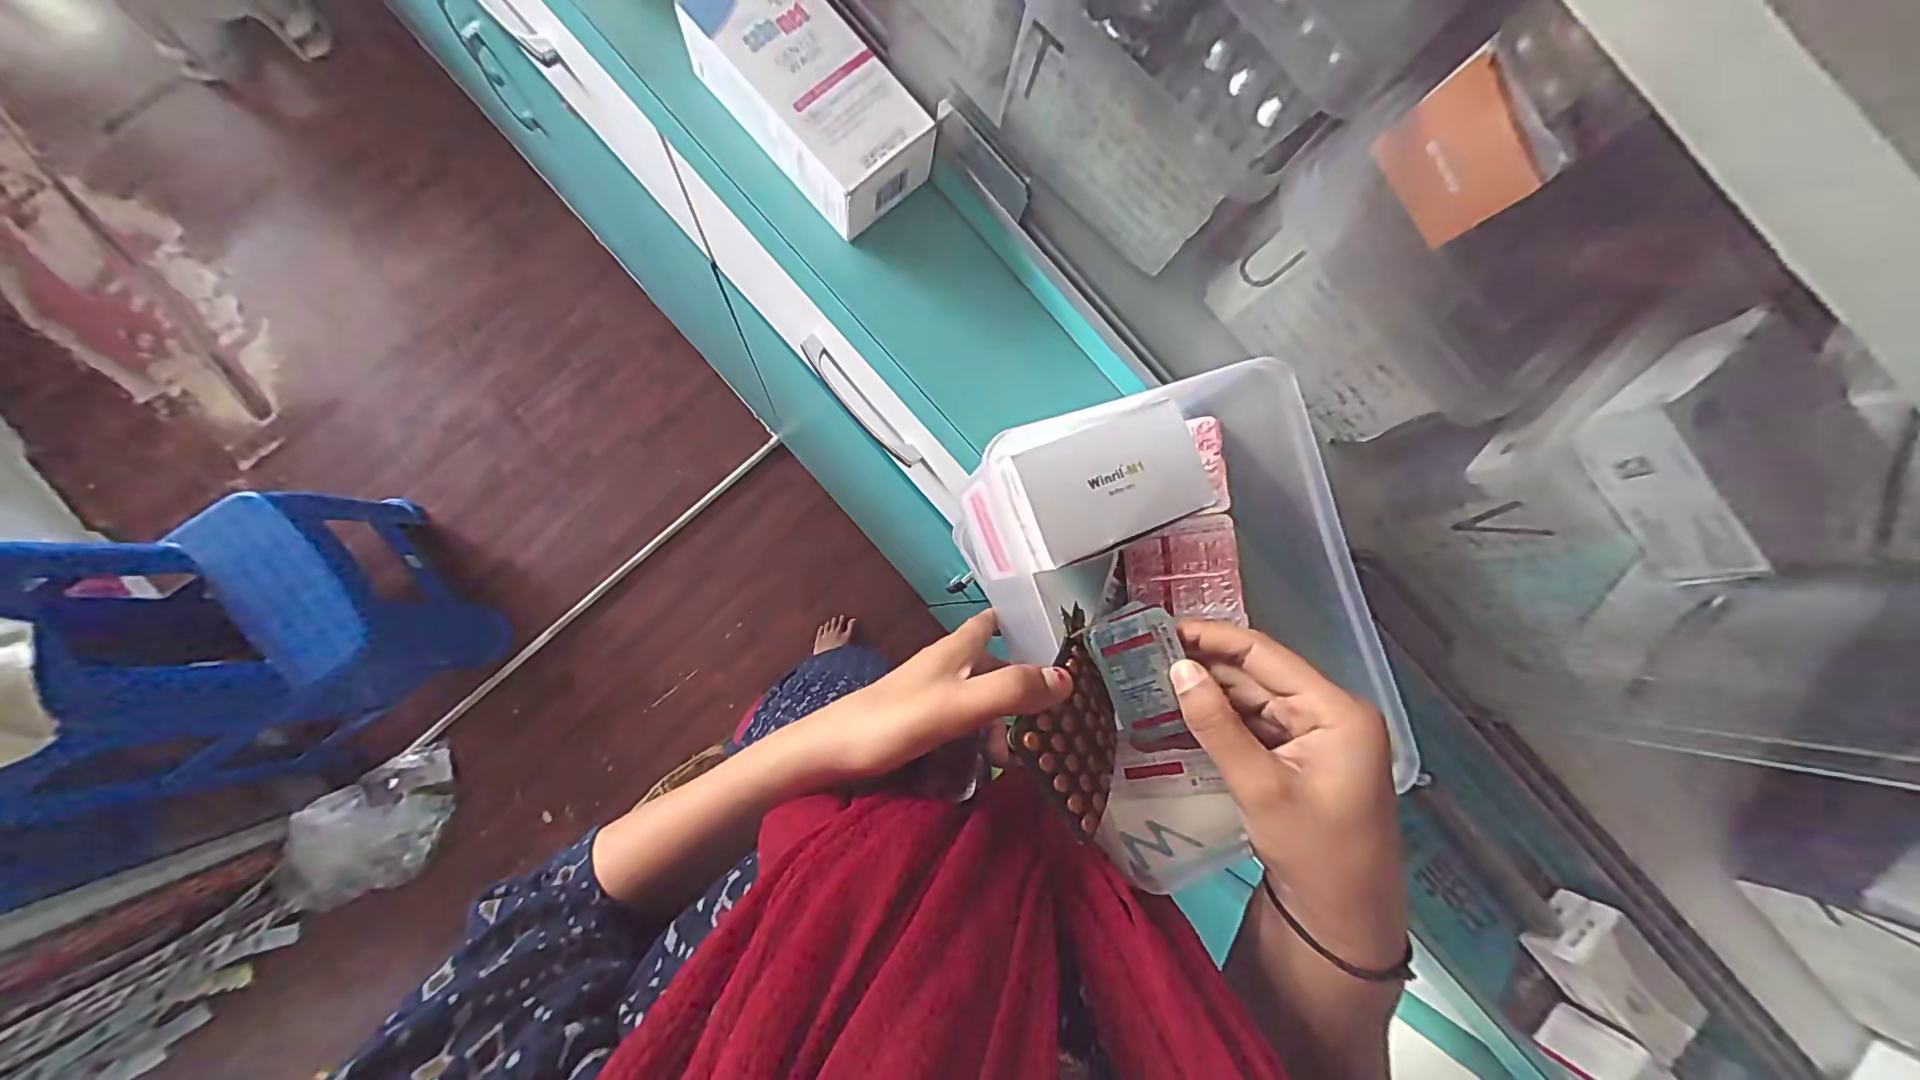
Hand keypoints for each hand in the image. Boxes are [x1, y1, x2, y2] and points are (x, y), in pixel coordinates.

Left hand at [786, 612, 1071, 787]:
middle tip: (1050, 719)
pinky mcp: (915, 724)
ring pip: (976, 699)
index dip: (1019, 624)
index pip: (990, 623)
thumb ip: (1010, 690)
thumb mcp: (958, 705)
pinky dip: (977, 739)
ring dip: (1000, 722)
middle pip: (991, 667)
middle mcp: (942, 667)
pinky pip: (959, 725)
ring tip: (1018, 758)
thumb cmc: (892, 722)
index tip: (1052, 638)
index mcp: (954, 651)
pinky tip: (984, 765)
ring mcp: (927, 696)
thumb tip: (1066, 679)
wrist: (825, 755)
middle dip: (1020, 687)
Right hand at [1171, 620, 1406, 968]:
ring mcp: (1312, 733)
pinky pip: (1248, 723)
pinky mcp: (1295, 754)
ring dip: (1204, 691)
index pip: (1264, 654)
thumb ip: (1216, 724)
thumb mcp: (1261, 788)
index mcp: (1336, 710)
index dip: (1212, 637)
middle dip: (1202, 664)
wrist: (1342, 925)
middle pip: (1254, 674)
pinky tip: (1177, 712)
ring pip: (1247, 697)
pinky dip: (1215, 718)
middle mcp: (1327, 712)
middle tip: (1145, 655)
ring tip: (1151, 678)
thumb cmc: (1315, 856)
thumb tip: (1178, 668)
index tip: (1163, 628)